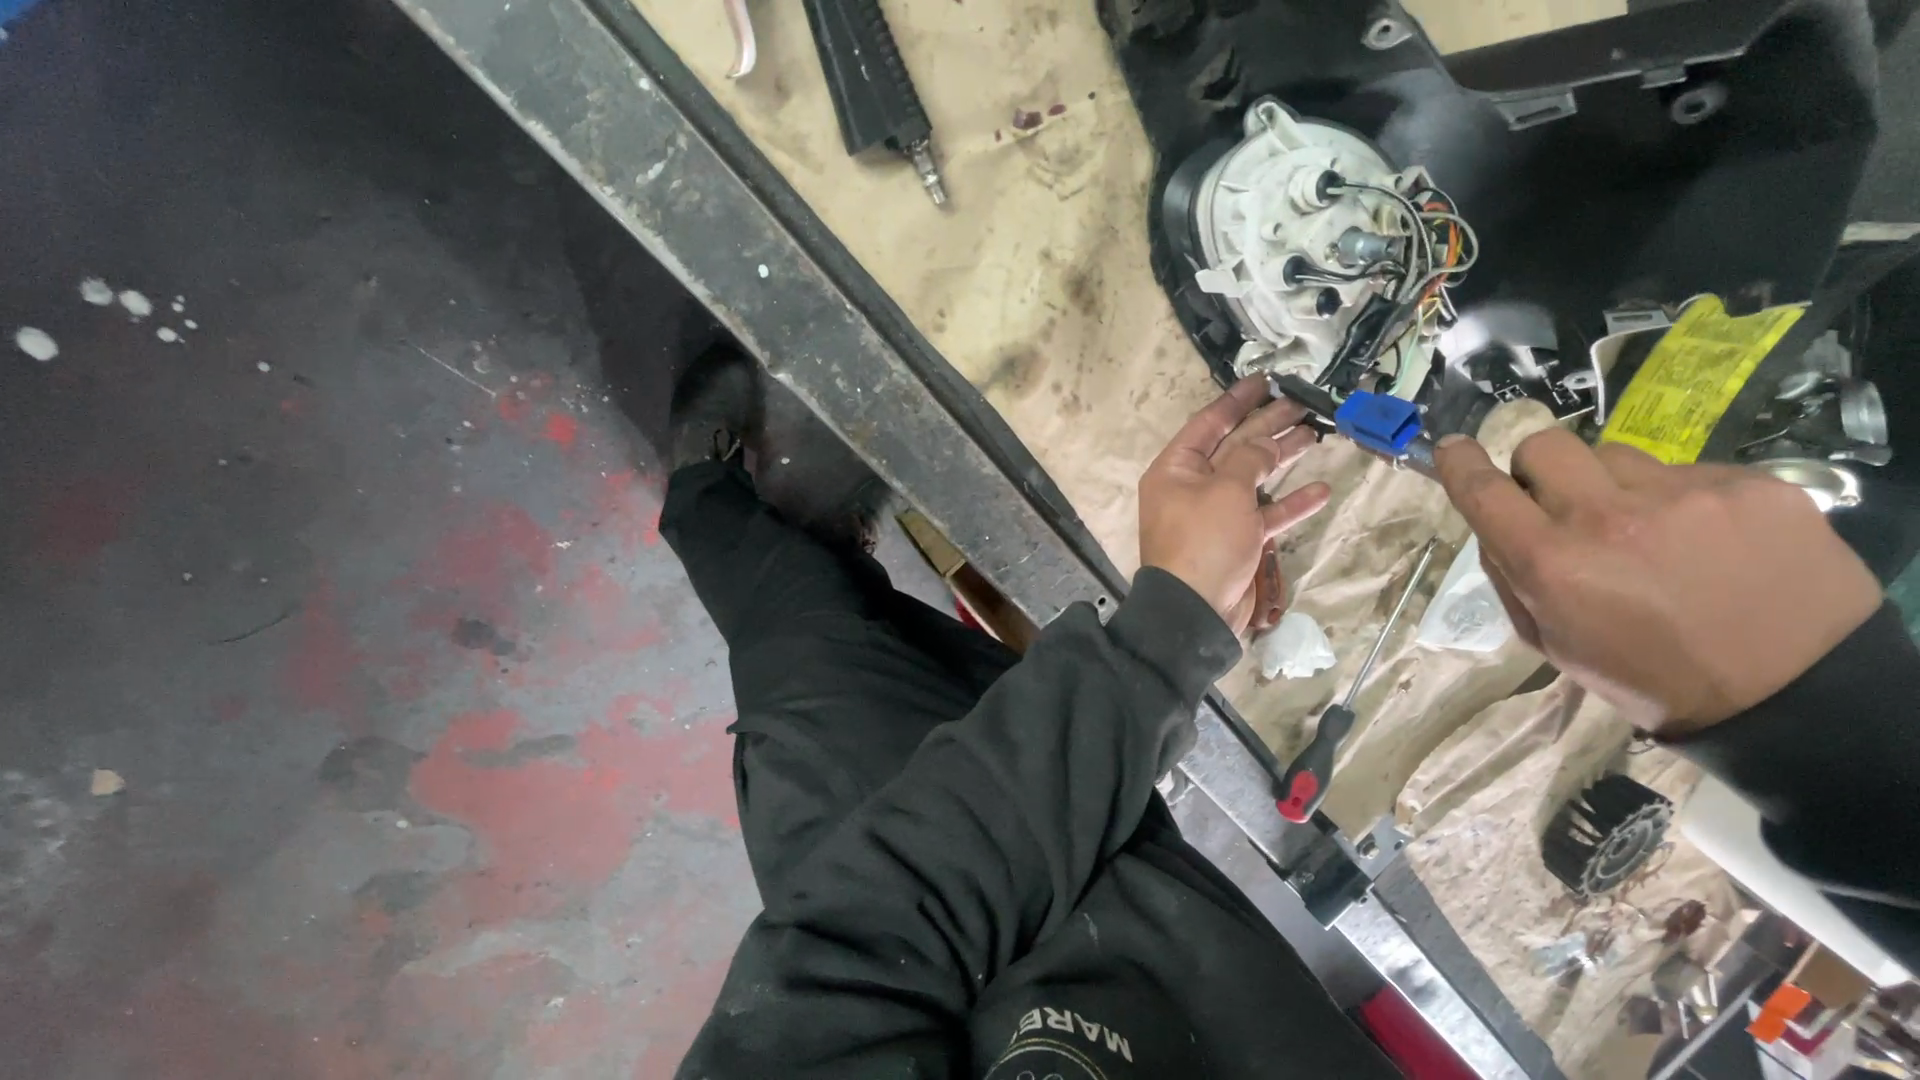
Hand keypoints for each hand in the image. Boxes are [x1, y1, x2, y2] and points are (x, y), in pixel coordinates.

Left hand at [1140, 377, 1331, 635]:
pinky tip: (1320, 490)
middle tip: (1302, 406)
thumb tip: (1265, 441)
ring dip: (1282, 459)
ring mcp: (1214, 515)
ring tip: (1315, 436)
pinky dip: (1290, 503)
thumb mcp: (1226, 490)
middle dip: (1267, 426)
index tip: (1266, 380)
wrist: (1197, 610)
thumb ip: (1249, 458)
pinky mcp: (1235, 541)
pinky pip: (1265, 515)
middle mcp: (1192, 487)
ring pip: (1253, 479)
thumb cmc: (1204, 541)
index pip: (1209, 424)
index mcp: (1176, 468)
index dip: (1238, 401)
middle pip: (1234, 447)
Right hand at [1435, 429, 1883, 733]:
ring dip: (1613, 485)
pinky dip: (1680, 498)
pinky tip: (1708, 539)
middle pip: (1546, 445)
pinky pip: (1688, 471)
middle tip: (1561, 500)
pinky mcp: (1750, 485)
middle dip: (1539, 468)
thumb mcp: (1553, 642)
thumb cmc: (1648, 677)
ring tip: (1648, 529)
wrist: (1796, 695)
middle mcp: (1607, 516)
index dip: (1459, 461)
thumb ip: (1513, 578)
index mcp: (1552, 562)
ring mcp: (1683, 494)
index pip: (1484, 489)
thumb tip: (1498, 527)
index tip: (1452, 447)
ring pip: (1618, 456)